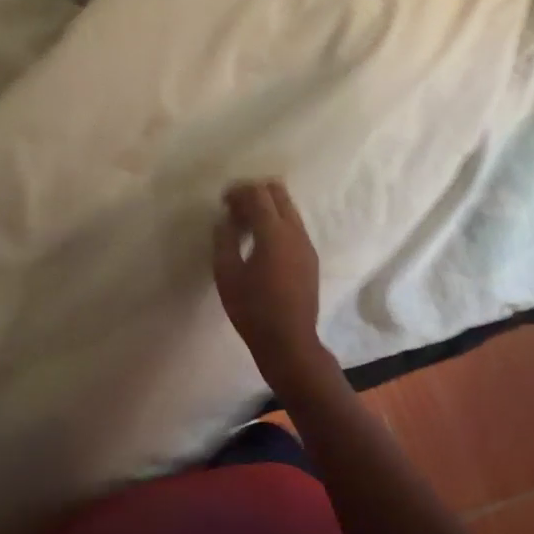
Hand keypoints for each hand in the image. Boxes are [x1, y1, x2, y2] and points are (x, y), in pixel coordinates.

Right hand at [213, 179, 336, 396]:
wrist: (289, 342)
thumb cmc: (252, 310)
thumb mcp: (227, 275)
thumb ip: (224, 240)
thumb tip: (225, 220)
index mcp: (273, 232)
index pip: (257, 194)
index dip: (238, 191)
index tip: (223, 201)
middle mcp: (294, 231)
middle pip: (278, 192)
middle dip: (255, 192)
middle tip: (235, 208)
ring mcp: (306, 243)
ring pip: (289, 207)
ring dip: (268, 207)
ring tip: (246, 225)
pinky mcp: (310, 257)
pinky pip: (294, 225)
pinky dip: (277, 221)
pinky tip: (262, 242)